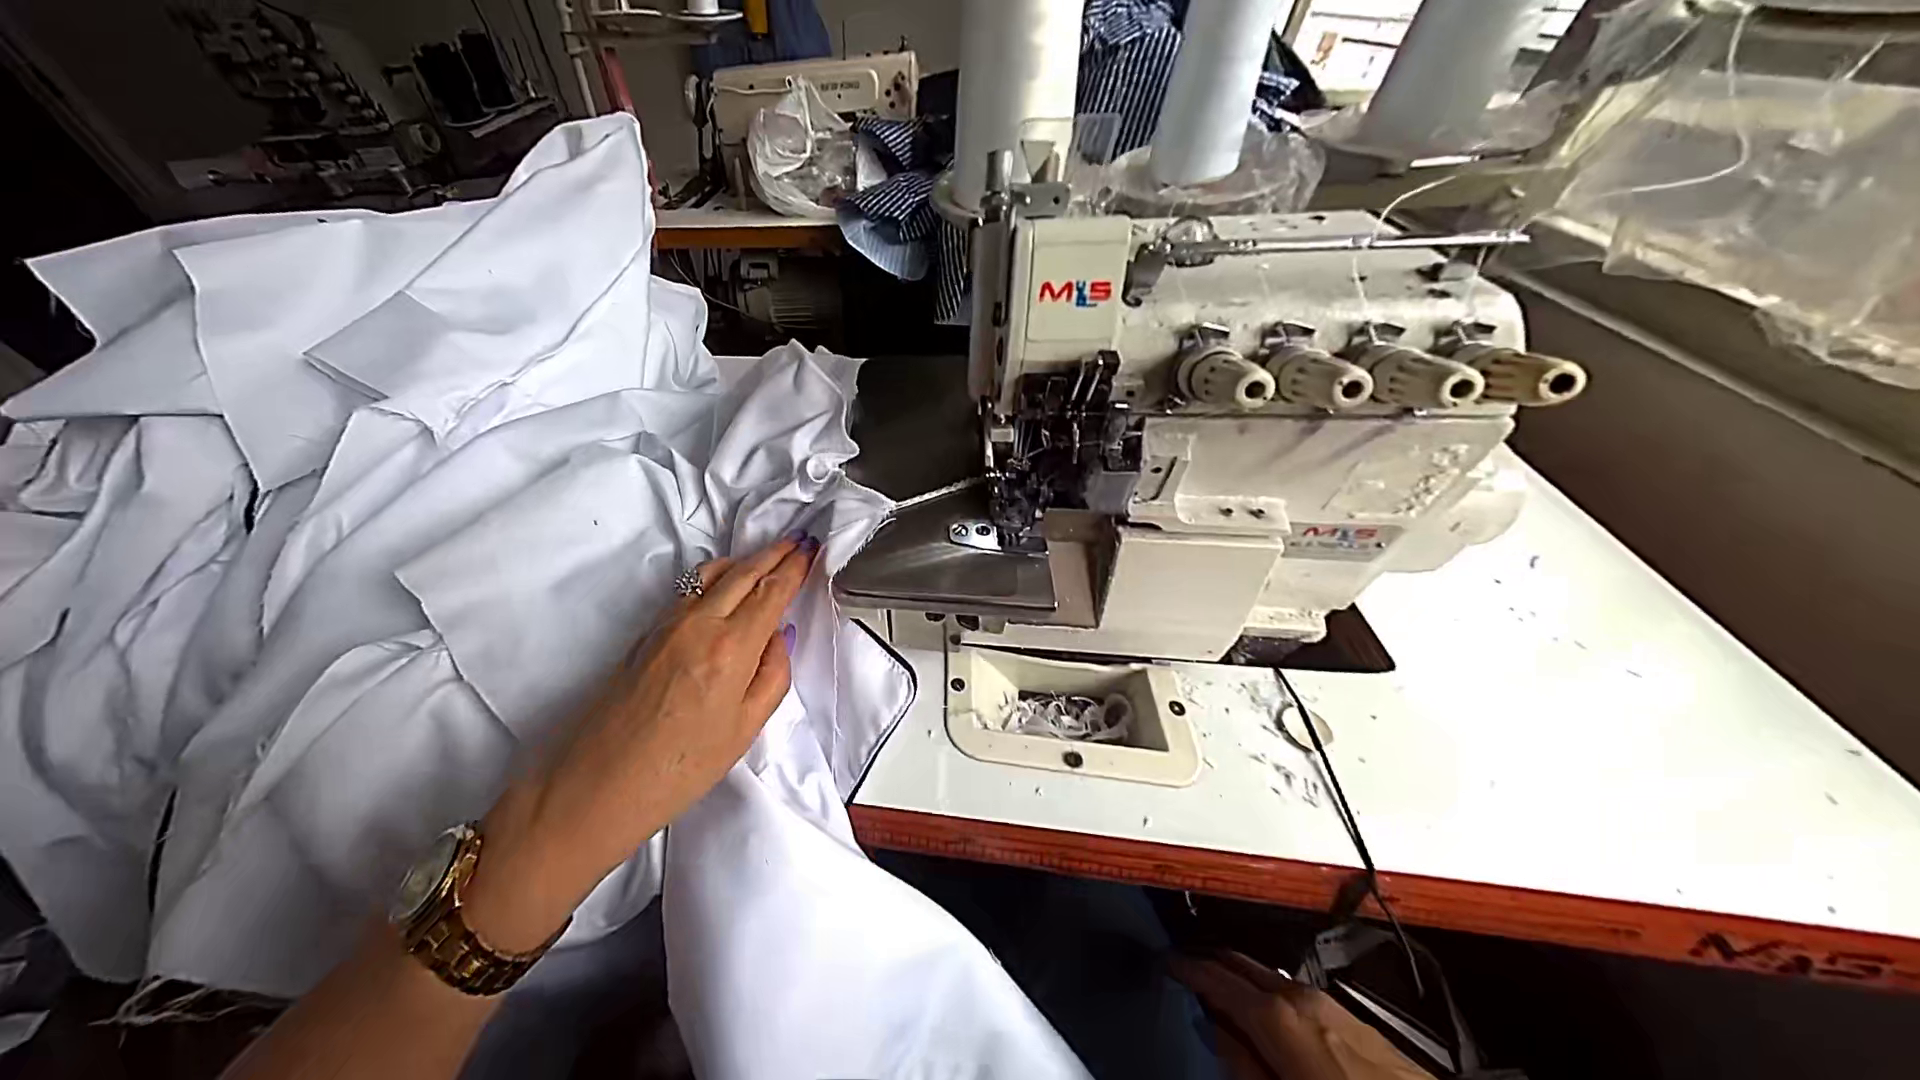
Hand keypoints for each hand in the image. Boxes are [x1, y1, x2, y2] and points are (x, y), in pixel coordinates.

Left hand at [462, 531, 818, 949]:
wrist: (597, 785)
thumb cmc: (679, 768)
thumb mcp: (746, 728)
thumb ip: (773, 674)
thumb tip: (780, 635)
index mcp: (731, 648)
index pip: (771, 591)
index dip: (794, 566)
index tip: (810, 550)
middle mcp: (698, 624)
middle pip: (744, 572)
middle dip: (774, 552)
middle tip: (796, 541)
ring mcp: (667, 624)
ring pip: (712, 573)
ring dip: (744, 560)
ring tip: (766, 558)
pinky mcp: (646, 632)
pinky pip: (690, 589)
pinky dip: (717, 576)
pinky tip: (726, 586)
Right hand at [1170, 952, 1429, 1079]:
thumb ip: (1241, 1064)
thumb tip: (1217, 1033)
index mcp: (1276, 1014)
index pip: (1213, 975)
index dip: (1184, 967)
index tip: (1165, 963)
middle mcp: (1302, 997)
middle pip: (1240, 963)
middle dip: (1209, 961)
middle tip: (1184, 968)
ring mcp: (1332, 1005)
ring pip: (1268, 975)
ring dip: (1241, 978)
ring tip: (1221, 992)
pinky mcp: (1356, 1020)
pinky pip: (1296, 992)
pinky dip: (1270, 994)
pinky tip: (1269, 1015)